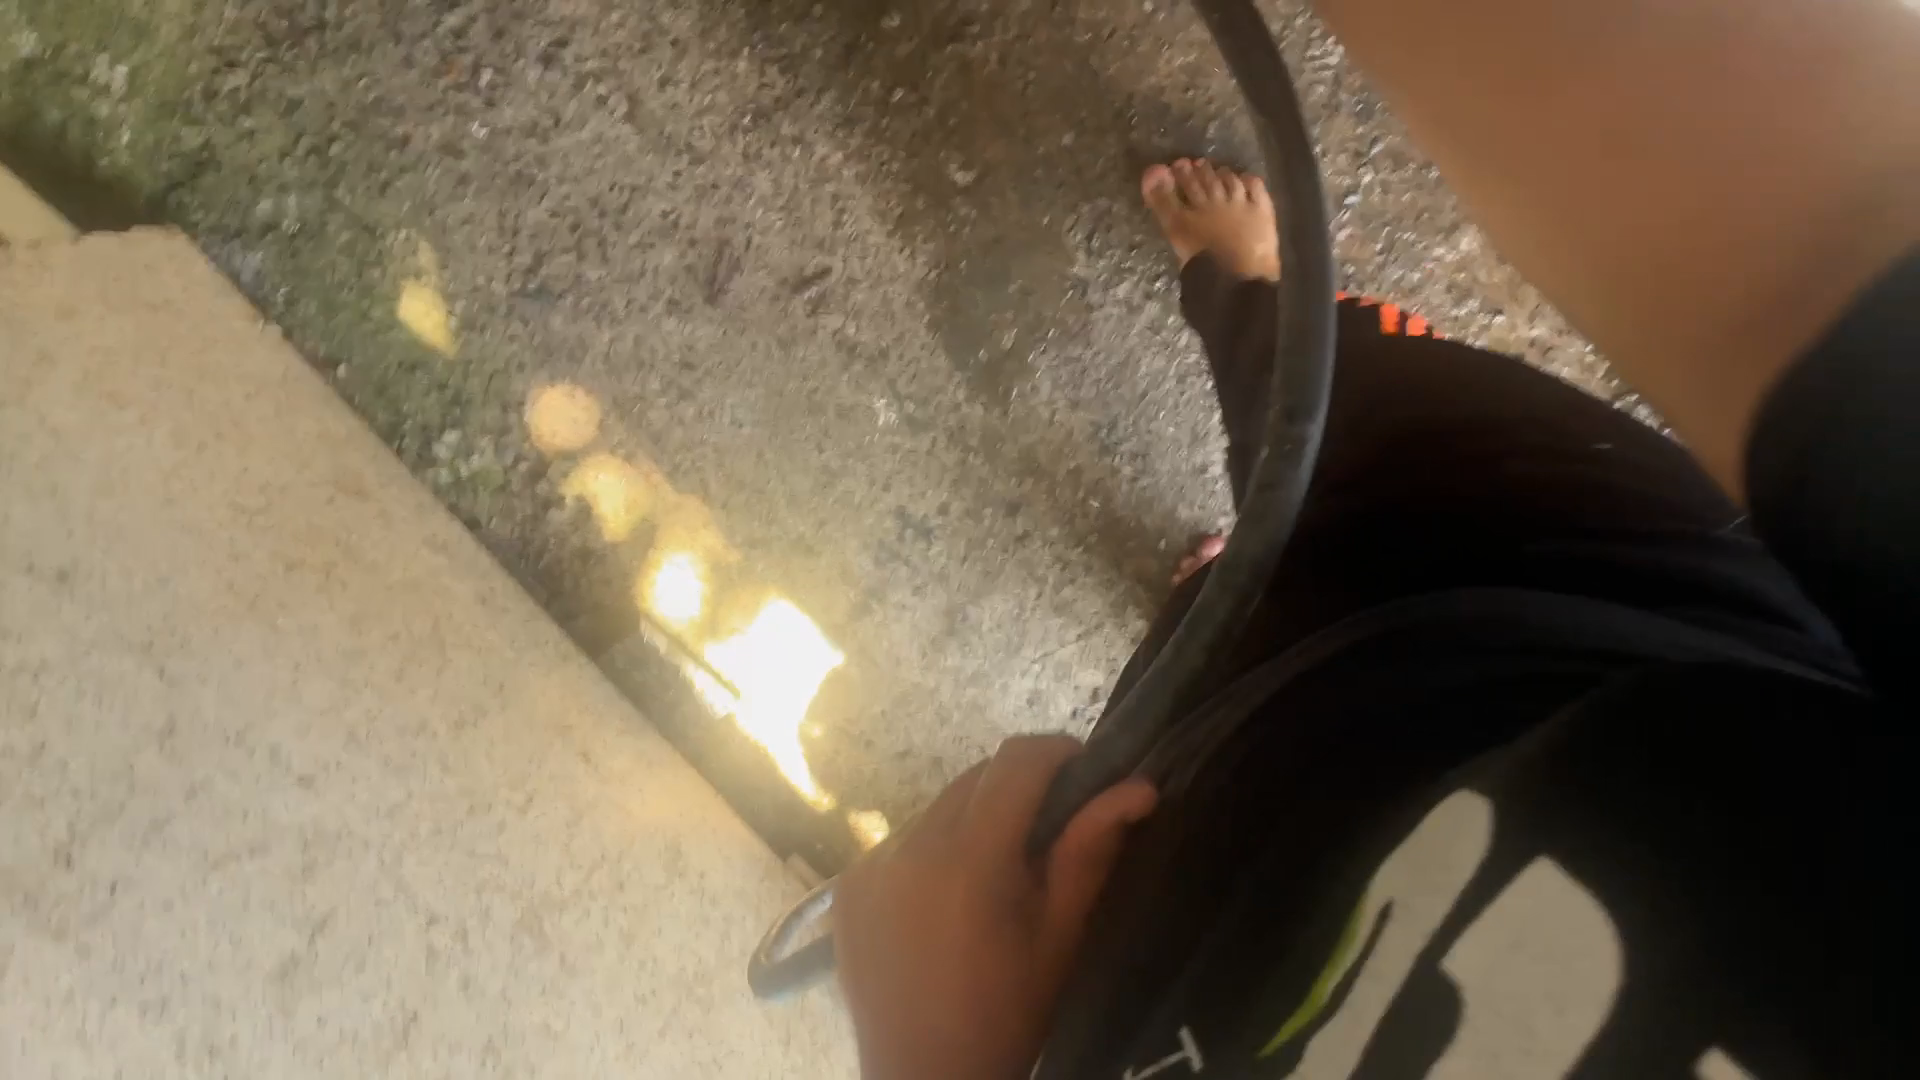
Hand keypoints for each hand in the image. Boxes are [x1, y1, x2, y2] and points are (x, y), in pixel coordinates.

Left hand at [834, 735, 1158, 1079]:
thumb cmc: (1008, 1013)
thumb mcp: (1060, 935)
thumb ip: (1092, 850)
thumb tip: (1139, 786)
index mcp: (968, 860)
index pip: (1015, 761)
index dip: (1056, 752)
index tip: (1083, 769)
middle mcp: (910, 845)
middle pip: (976, 777)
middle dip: (1018, 787)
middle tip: (1046, 829)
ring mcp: (870, 862)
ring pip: (939, 804)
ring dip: (975, 816)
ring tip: (995, 870)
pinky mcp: (847, 881)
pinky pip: (903, 837)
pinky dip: (934, 846)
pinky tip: (946, 894)